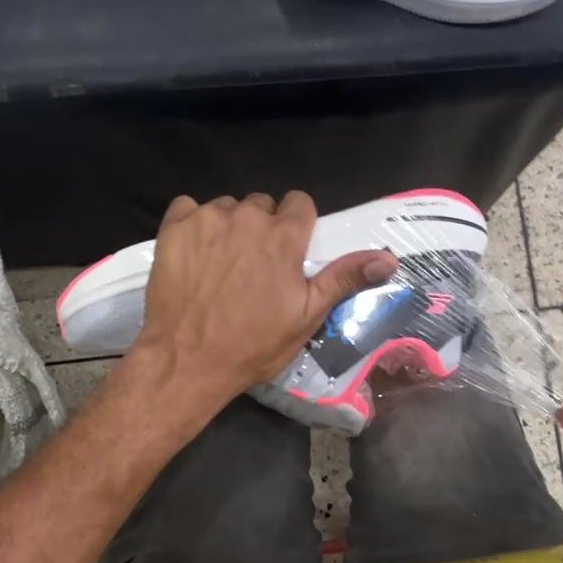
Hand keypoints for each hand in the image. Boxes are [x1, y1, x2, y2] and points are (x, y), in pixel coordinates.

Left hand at [130, 192, 398, 411]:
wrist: (188, 359)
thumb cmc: (253, 344)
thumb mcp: (306, 316)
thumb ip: (343, 278)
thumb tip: (388, 258)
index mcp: (283, 235)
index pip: (300, 203)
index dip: (296, 226)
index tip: (288, 252)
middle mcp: (247, 216)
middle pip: (262, 205)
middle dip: (262, 228)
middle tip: (252, 266)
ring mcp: (207, 219)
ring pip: (226, 208)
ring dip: (228, 227)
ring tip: (220, 265)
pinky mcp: (173, 227)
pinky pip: (187, 209)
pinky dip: (192, 225)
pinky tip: (192, 254)